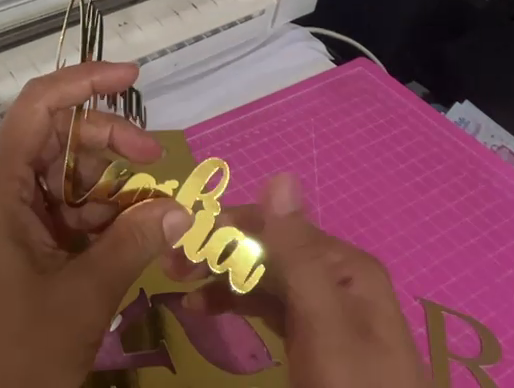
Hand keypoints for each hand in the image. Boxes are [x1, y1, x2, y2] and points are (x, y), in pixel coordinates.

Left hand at [0, 63, 191, 387]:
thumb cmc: (17, 350)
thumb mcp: (83, 295)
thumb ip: (132, 243)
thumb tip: (179, 207)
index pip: (39, 104)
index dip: (84, 80)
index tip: (131, 75)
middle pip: (55, 135)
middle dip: (106, 140)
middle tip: (154, 159)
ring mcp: (2, 213)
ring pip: (59, 172)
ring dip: (104, 184)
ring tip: (146, 209)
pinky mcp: (11, 240)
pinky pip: (56, 207)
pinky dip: (91, 214)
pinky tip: (124, 234)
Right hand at [170, 174, 426, 387]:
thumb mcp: (323, 323)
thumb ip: (298, 252)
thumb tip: (280, 175)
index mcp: (344, 265)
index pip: (272, 225)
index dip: (223, 229)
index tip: (175, 239)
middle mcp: (335, 277)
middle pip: (265, 248)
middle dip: (217, 252)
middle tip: (169, 264)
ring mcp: (324, 309)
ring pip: (262, 276)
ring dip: (220, 276)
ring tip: (178, 284)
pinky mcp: (312, 338)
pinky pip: (267, 304)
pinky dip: (235, 301)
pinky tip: (205, 307)